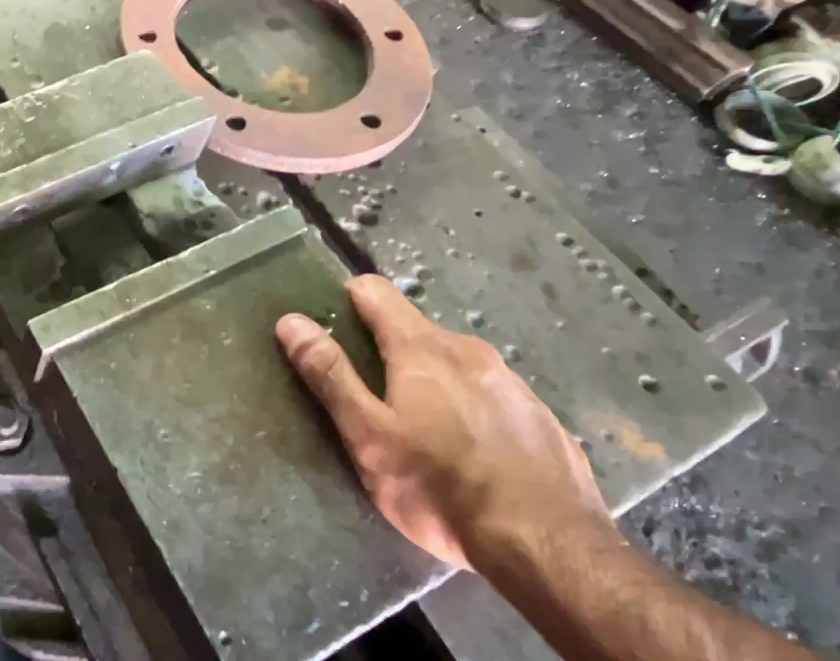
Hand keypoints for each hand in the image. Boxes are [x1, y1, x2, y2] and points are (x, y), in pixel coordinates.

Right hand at [275, 275, 610, 568]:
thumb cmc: (440, 487)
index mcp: (422, 347)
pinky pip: (489, 395)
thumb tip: (290, 321)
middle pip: (414, 329)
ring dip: (431, 381)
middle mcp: (469, 351)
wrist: (548, 549)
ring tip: (422, 433)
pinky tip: (471, 455)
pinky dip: (470, 409)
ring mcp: (511, 382)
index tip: (334, 334)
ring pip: (454, 363)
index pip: (374, 290)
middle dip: (387, 352)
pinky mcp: (541, 417)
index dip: (347, 302)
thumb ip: (329, 375)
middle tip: (373, 401)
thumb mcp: (368, 435)